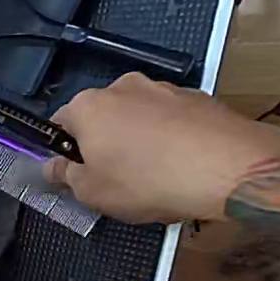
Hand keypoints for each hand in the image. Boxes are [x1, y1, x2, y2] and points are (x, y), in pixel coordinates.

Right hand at [44, 73, 279, 222]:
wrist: (227, 166)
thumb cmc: (148, 181)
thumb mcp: (94, 193)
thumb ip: (66, 177)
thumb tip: (52, 166)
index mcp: (88, 105)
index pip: (60, 124)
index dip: (65, 153)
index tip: (77, 176)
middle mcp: (122, 86)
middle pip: (101, 117)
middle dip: (104, 144)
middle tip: (117, 181)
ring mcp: (163, 88)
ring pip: (138, 116)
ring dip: (139, 140)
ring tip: (156, 176)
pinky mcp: (196, 96)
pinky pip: (170, 119)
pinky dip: (170, 138)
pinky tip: (182, 165)